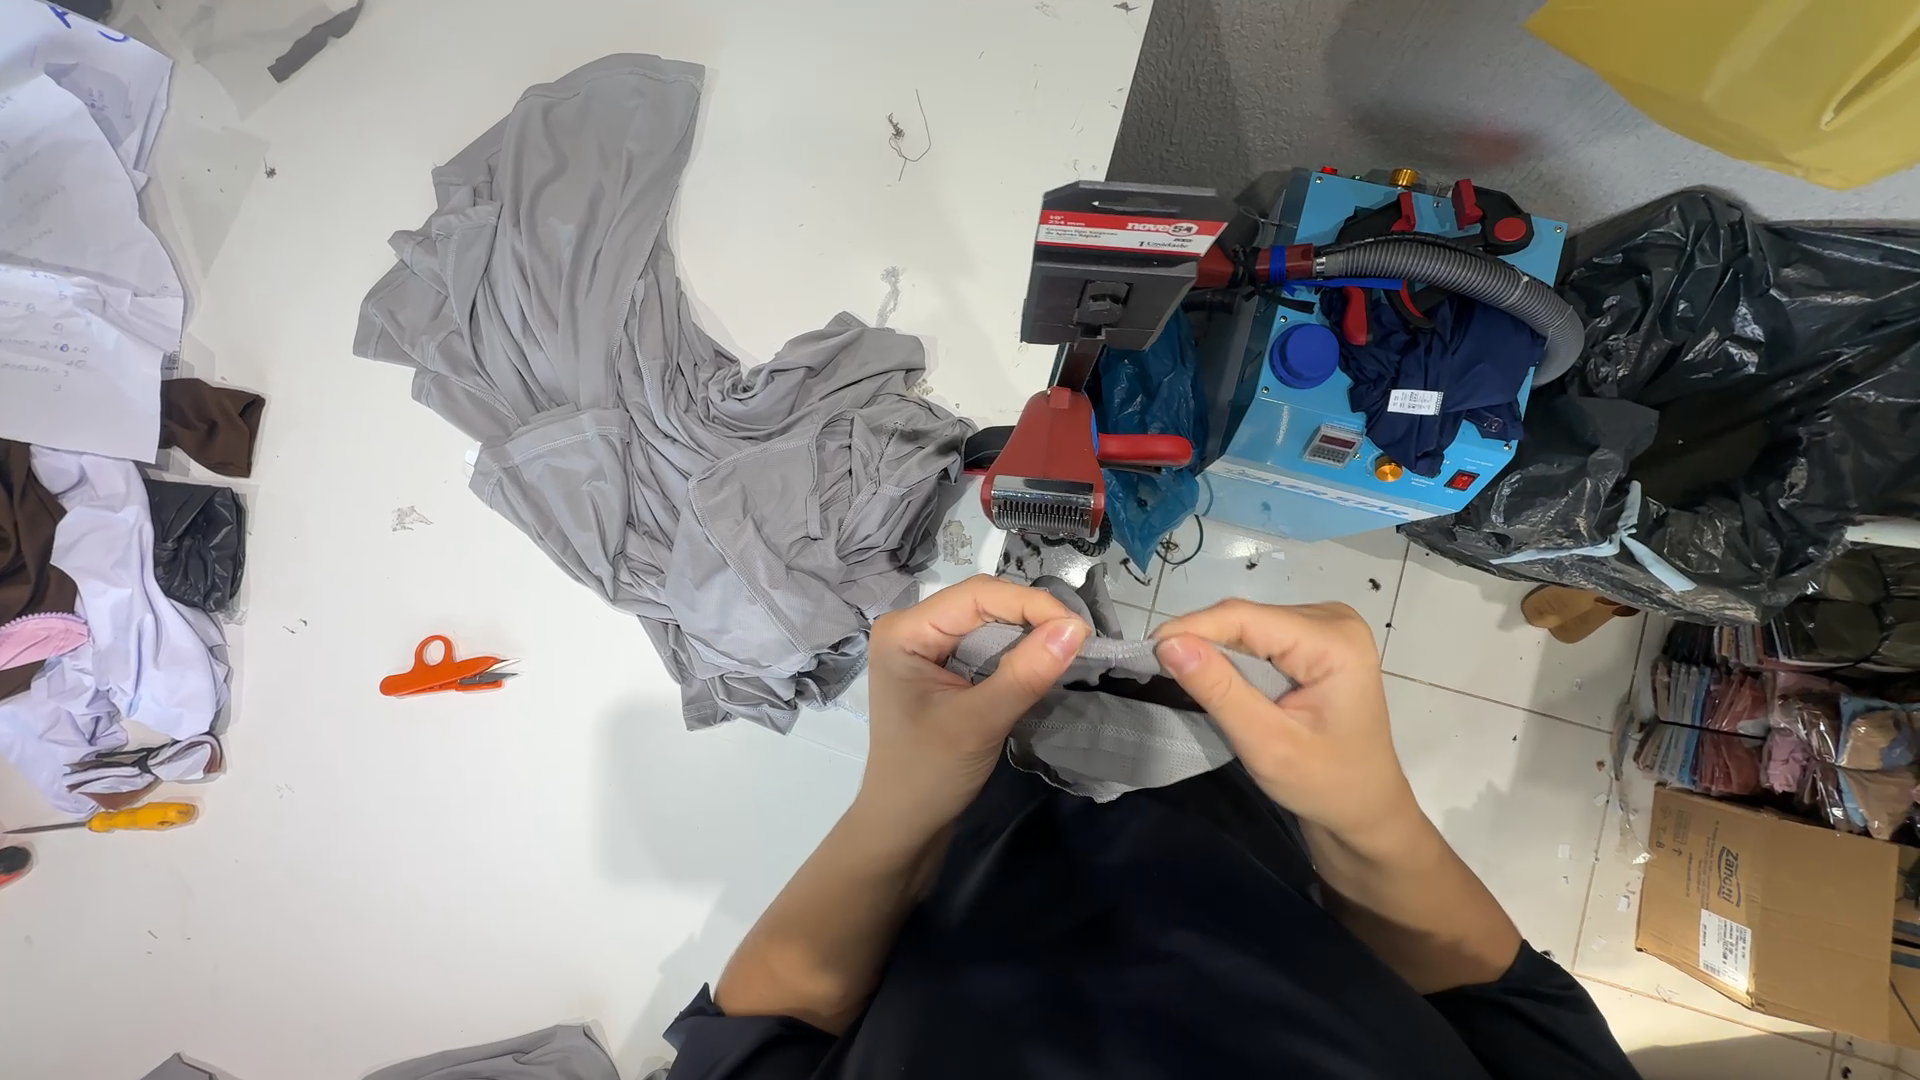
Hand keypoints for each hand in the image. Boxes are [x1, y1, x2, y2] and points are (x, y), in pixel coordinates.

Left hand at [857, 576, 1089, 841]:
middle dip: (1032, 614)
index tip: (1079, 628)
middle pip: (983, 602)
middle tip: (1080, 637)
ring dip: (1029, 630)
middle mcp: (913, 627)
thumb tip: (1076, 629)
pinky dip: (1018, 649)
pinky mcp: (943, 667)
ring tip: (1070, 644)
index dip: (1031, 603)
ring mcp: (927, 647)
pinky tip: (1044, 658)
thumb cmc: (927, 775)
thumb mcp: (979, 722)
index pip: (977, 595)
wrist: (903, 827)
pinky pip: (987, 643)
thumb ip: (1025, 673)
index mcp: (905, 630)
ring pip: (989, 621)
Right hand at [1153, 600, 1420, 849]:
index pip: (1245, 617)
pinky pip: (1257, 633)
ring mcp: (1326, 624)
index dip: (1191, 629)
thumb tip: (1168, 645)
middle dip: (1201, 641)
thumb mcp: (1266, 744)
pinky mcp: (1313, 636)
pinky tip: (1219, 678)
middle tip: (1159, 671)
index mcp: (1335, 642)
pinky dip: (1231, 654)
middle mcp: (1333, 619)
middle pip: (1245, 617)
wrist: (1364, 807)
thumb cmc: (1324, 784)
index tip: (1147, 652)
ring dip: (1213, 648)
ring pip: (1246, 623)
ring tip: (1187, 679)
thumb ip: (1219, 690)